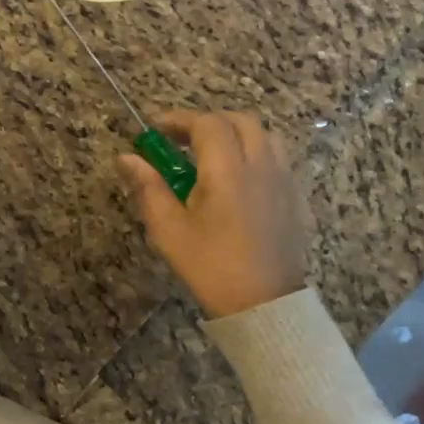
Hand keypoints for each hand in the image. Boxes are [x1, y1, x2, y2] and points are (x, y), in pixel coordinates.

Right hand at [117, 110, 307, 318]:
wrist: (264, 303)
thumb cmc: (209, 264)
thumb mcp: (168, 228)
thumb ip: (148, 186)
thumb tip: (126, 157)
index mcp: (227, 171)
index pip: (207, 124)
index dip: (179, 119)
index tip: (155, 130)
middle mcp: (261, 167)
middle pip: (241, 121)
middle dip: (208, 121)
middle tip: (182, 140)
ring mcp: (285, 181)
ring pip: (265, 136)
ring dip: (236, 134)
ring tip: (211, 154)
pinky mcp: (296, 198)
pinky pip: (278, 159)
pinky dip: (254, 154)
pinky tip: (236, 179)